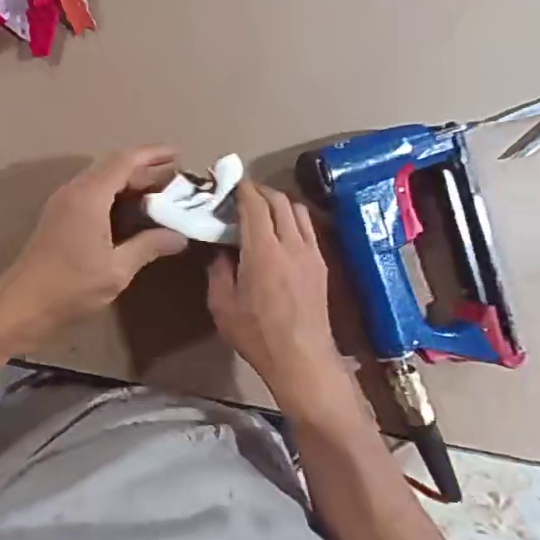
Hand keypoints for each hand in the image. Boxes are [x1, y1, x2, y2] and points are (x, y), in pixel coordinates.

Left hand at [0, 146, 188, 350]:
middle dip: (144, 171)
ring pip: (99, 181)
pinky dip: (113, 197)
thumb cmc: (70, 286)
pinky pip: (89, 195)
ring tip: (158, 199)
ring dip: (127, 184)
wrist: (22, 304)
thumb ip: (148, 247)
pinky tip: (130, 215)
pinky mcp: (56, 219)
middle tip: (174, 185)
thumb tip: (179, 237)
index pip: (124, 160)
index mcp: (89, 196)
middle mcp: (73, 192)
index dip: (153, 154)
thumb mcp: (116, 269)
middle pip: (111, 168)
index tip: (178, 155)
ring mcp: (61, 204)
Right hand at [207, 182, 361, 424]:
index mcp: (264, 251)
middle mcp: (291, 244)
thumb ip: (218, 271)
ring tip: (261, 208)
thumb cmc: (255, 333)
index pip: (255, 205)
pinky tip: (280, 229)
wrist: (301, 357)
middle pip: (280, 201)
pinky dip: (293, 219)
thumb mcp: (221, 304)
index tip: (228, 183)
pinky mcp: (321, 264)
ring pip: (298, 211)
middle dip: (260, 191)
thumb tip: (220, 252)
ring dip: (279, 202)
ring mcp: (311, 253)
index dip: (242, 189)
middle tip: (241, 193)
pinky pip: (309, 228)